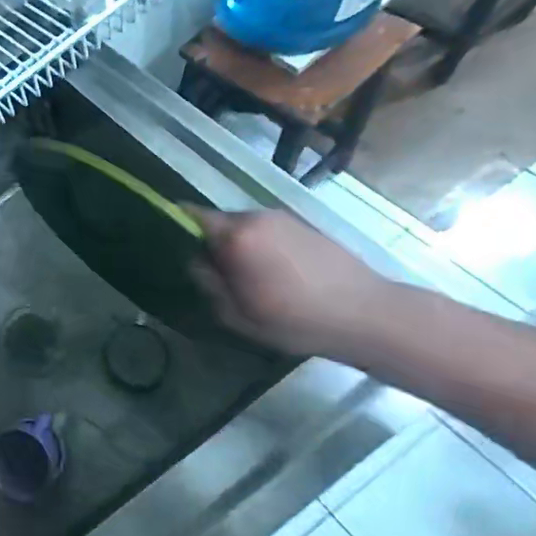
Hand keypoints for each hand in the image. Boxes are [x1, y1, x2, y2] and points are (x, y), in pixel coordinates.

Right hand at [188, 208, 393, 358]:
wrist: (368, 314)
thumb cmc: (295, 320)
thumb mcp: (238, 314)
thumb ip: (208, 283)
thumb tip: (195, 262)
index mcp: (236, 236)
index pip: (190, 215)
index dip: (174, 226)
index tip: (167, 245)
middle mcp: (257, 217)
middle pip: (217, 222)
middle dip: (209, 243)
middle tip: (212, 274)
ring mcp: (282, 218)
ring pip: (242, 227)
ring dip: (235, 245)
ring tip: (243, 277)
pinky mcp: (303, 225)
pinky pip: (265, 230)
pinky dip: (258, 246)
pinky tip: (270, 274)